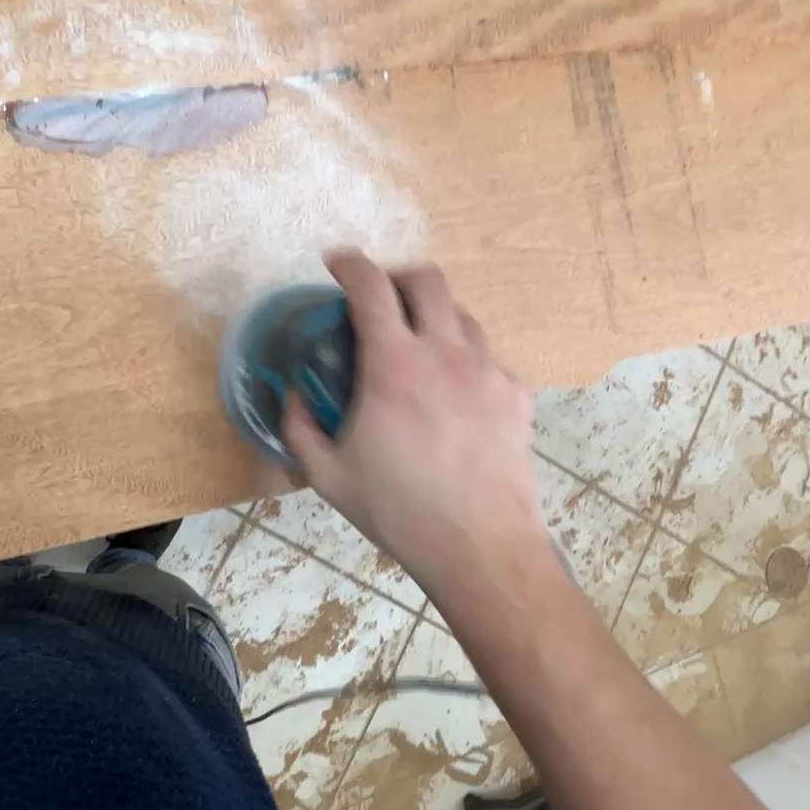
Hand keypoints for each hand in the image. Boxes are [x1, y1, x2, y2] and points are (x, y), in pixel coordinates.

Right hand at [281, 251, 544, 583]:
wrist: (481, 547)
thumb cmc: (399, 511)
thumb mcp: (328, 475)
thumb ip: (300, 427)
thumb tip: (292, 394)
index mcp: (393, 366)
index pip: (370, 286)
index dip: (349, 263)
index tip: (336, 262)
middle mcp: (445, 353)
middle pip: (426, 279)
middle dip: (397, 276)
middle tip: (380, 299)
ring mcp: (488, 369)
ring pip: (460, 315)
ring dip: (432, 317)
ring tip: (417, 347)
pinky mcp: (517, 392)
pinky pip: (486, 356)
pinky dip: (463, 358)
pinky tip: (453, 393)